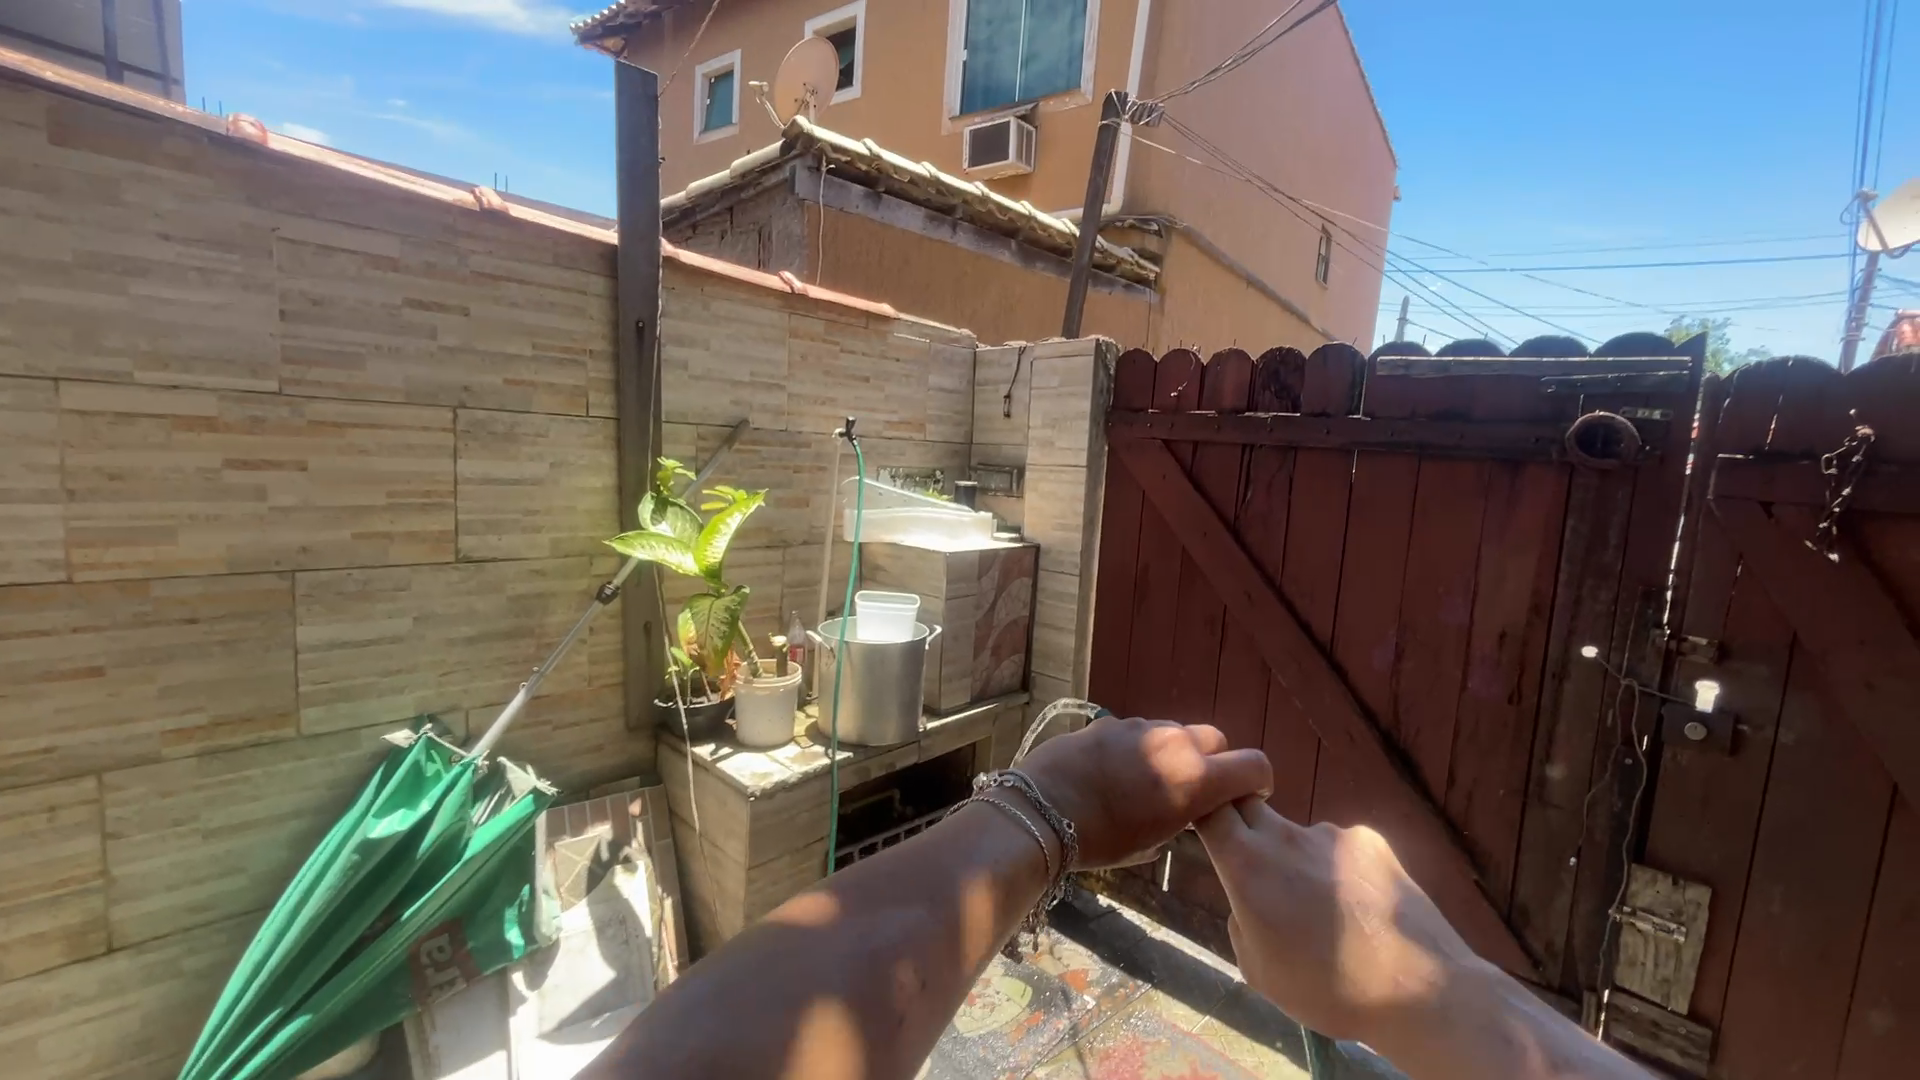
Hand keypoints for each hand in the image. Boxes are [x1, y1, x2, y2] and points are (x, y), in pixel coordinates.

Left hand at [1019, 715, 1271, 869]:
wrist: (1042, 807)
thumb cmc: (1101, 839)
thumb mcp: (1153, 841)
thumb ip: (1184, 816)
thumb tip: (1189, 809)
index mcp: (1196, 778)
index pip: (1254, 765)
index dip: (1257, 782)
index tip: (1246, 797)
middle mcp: (1175, 742)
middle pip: (1216, 739)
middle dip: (1215, 761)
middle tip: (1195, 788)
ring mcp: (1141, 726)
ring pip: (1176, 731)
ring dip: (1175, 752)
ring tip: (1148, 780)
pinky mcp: (1111, 720)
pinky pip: (1141, 730)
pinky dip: (1142, 747)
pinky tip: (1117, 769)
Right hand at [1194, 798, 1486, 1049]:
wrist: (1419, 992)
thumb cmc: (1326, 987)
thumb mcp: (1256, 970)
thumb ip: (1239, 920)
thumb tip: (1248, 900)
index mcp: (1246, 862)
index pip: (1207, 806)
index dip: (1201, 806)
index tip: (1202, 822)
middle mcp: (1283, 835)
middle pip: (1248, 804)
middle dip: (1244, 825)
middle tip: (1258, 866)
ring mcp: (1330, 834)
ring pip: (1298, 835)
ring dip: (1299, 860)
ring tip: (1328, 911)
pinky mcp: (1370, 840)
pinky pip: (1340, 848)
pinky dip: (1340, 869)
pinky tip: (1362, 907)